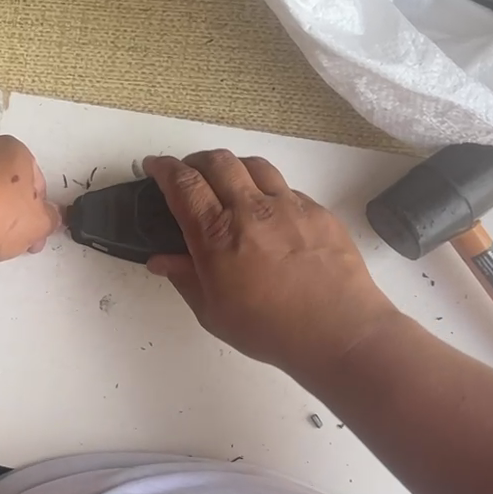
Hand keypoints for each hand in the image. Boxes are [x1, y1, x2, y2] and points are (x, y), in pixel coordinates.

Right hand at [144, 151, 400, 386]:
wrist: (338, 332)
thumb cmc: (268, 328)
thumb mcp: (212, 311)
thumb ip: (184, 278)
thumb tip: (160, 260)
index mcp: (217, 234)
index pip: (183, 184)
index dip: (163, 168)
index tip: (153, 166)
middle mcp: (250, 210)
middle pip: (217, 161)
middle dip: (195, 161)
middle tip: (188, 175)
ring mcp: (288, 206)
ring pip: (253, 165)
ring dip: (232, 168)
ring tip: (227, 184)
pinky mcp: (318, 211)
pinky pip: (285, 188)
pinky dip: (266, 190)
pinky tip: (267, 214)